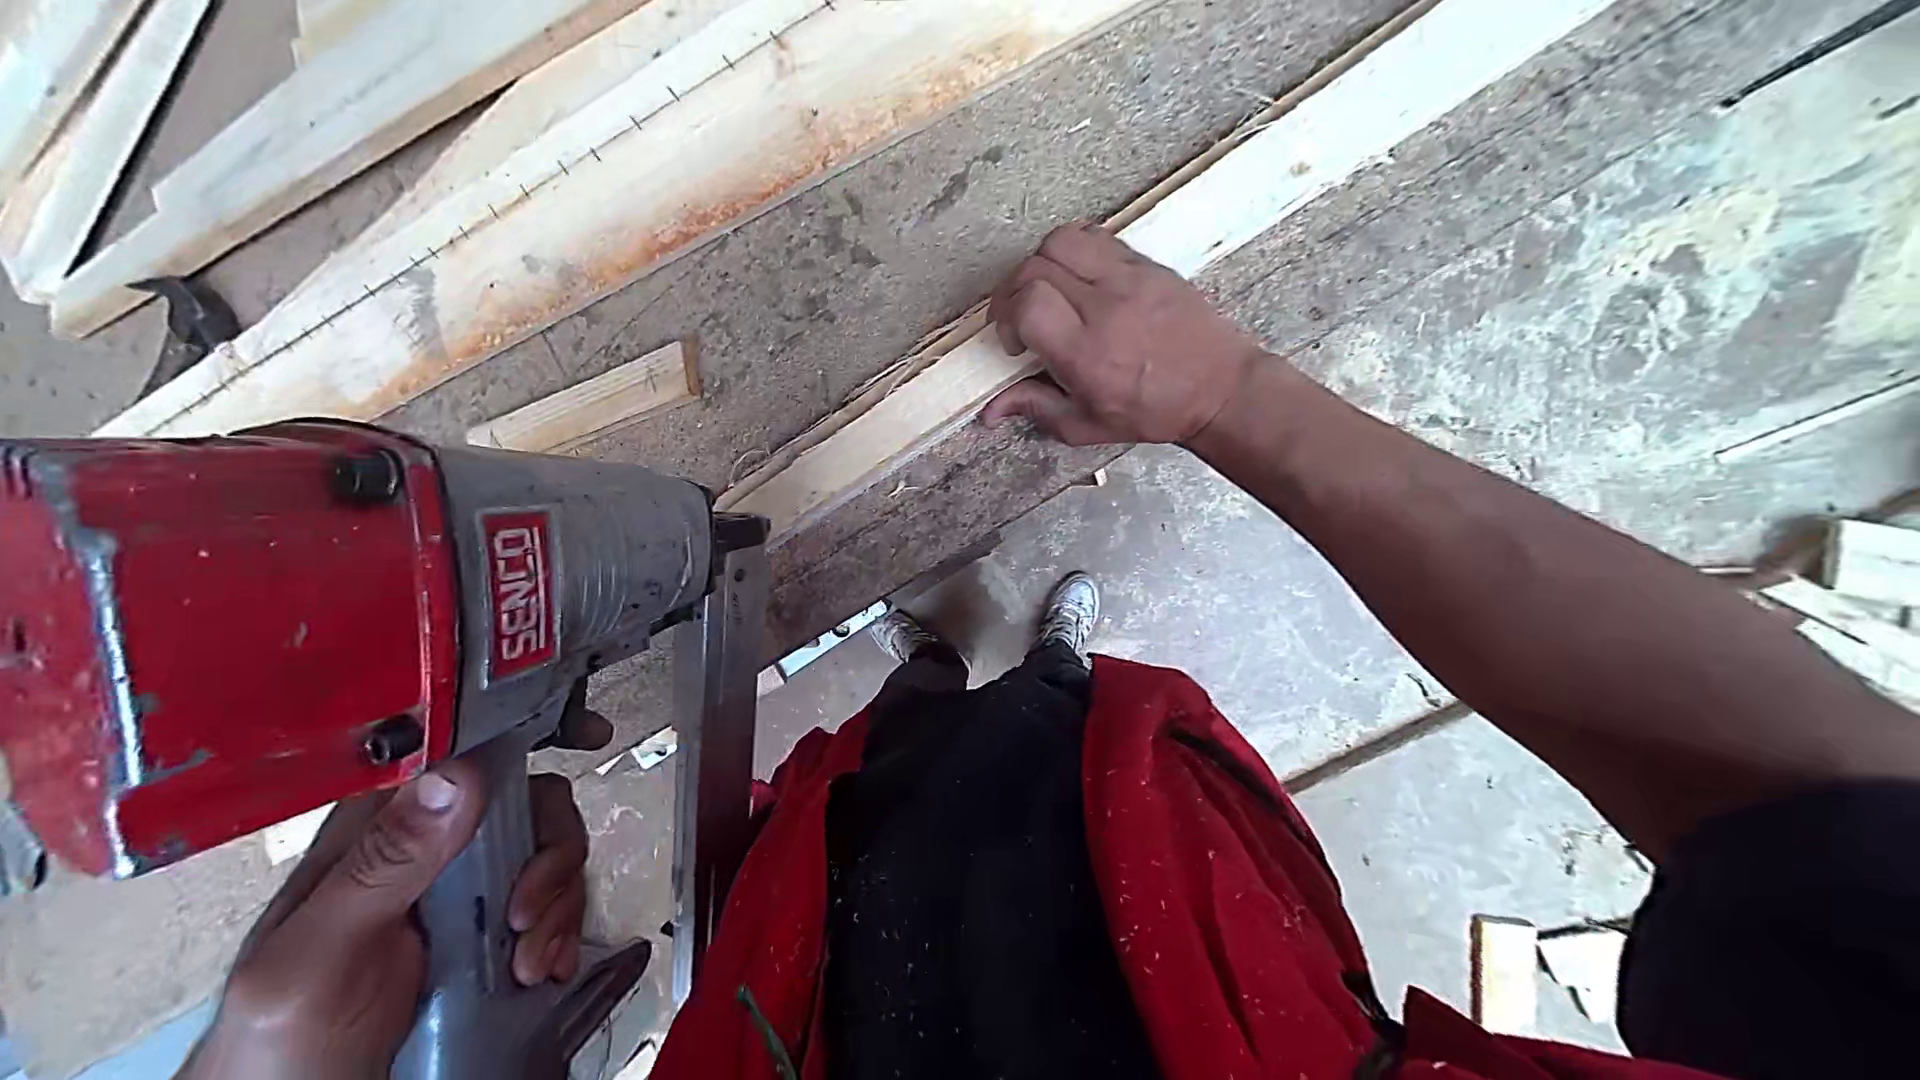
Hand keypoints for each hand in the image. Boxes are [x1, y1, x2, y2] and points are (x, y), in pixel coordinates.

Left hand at [179, 768, 594, 1078]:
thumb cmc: (280, 1051)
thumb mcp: (314, 960)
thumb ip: (381, 868)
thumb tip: (458, 773)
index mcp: (385, 828)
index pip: (465, 754)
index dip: (529, 735)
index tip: (589, 736)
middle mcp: (437, 843)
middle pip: (533, 803)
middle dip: (553, 856)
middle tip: (528, 916)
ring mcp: (473, 882)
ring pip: (555, 851)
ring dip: (560, 905)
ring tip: (528, 964)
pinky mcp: (500, 919)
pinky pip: (561, 896)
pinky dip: (566, 928)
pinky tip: (543, 966)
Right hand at [981, 223, 1273, 445]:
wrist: (1218, 388)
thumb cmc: (1154, 412)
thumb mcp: (1086, 424)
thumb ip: (1034, 409)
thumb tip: (989, 411)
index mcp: (1088, 353)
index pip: (1028, 304)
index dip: (1006, 316)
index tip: (1013, 340)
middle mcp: (1106, 308)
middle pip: (1035, 268)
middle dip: (1013, 291)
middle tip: (1019, 318)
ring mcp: (1129, 279)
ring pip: (1061, 240)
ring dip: (1039, 264)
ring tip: (1045, 292)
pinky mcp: (1146, 264)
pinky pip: (1095, 236)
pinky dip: (1072, 251)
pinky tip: (1074, 279)